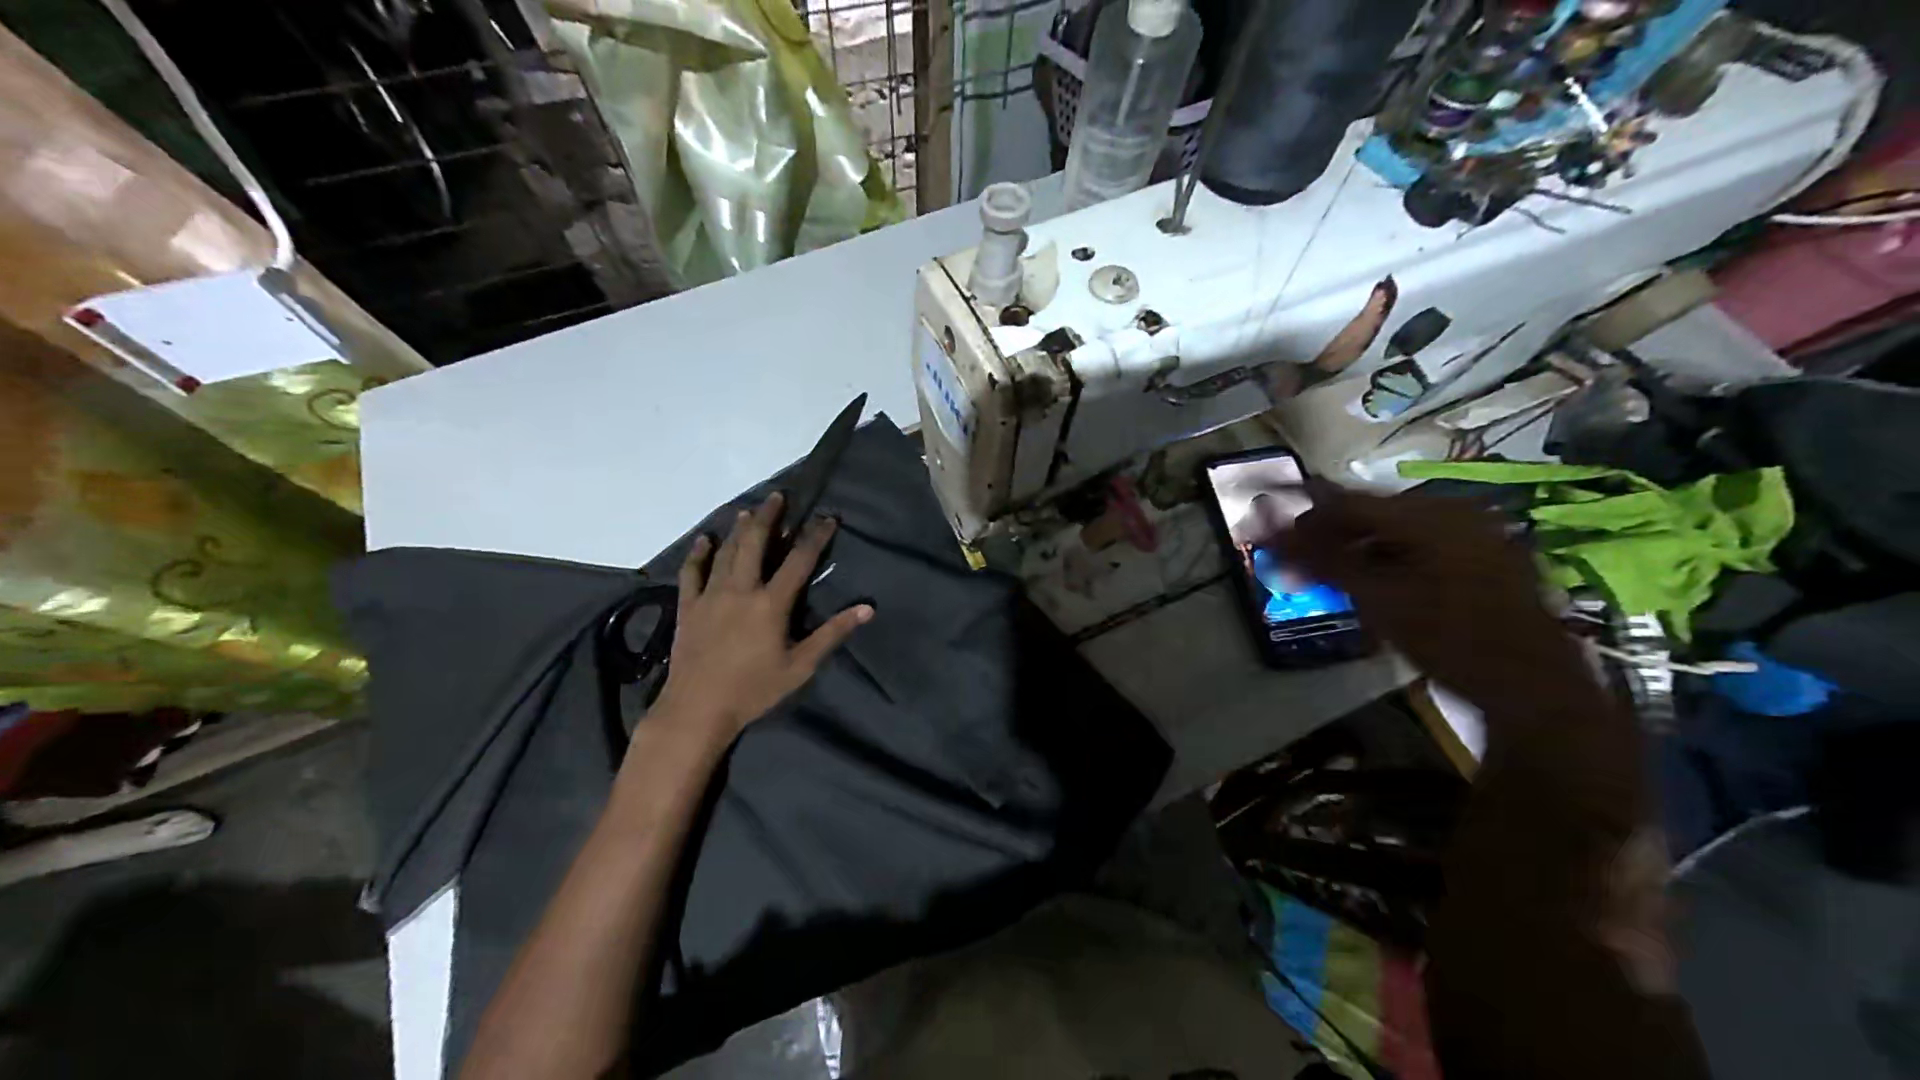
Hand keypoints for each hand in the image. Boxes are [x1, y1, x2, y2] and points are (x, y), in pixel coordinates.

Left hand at [650, 493, 872, 741]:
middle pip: (755, 543)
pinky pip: (692, 572)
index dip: (815, 536)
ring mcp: (711, 595)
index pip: (799, 561)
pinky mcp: (688, 606)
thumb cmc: (754, 690)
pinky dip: (698, 553)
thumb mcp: (800, 666)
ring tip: (749, 510)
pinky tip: (704, 540)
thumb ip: (832, 634)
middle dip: (769, 517)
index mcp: (771, 603)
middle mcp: (741, 589)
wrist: (697, 709)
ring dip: (739, 529)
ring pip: (725, 552)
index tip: (828, 518)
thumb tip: (867, 609)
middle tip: (778, 497)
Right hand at [1276, 484, 1591, 711]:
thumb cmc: (1447, 638)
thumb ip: (1318, 557)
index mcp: (1428, 514)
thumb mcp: (1375, 598)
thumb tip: (1266, 526)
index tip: (1270, 530)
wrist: (1532, 685)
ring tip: (1330, 572)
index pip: (1346, 500)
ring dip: (1358, 546)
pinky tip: (1374, 579)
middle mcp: (1454, 511)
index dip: (1303, 515)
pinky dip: (1390, 556)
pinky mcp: (1487, 554)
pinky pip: (1422, 543)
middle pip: (1372, 512)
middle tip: (1297, 558)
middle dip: (1330, 533)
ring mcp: (1476, 531)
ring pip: (1397, 529)